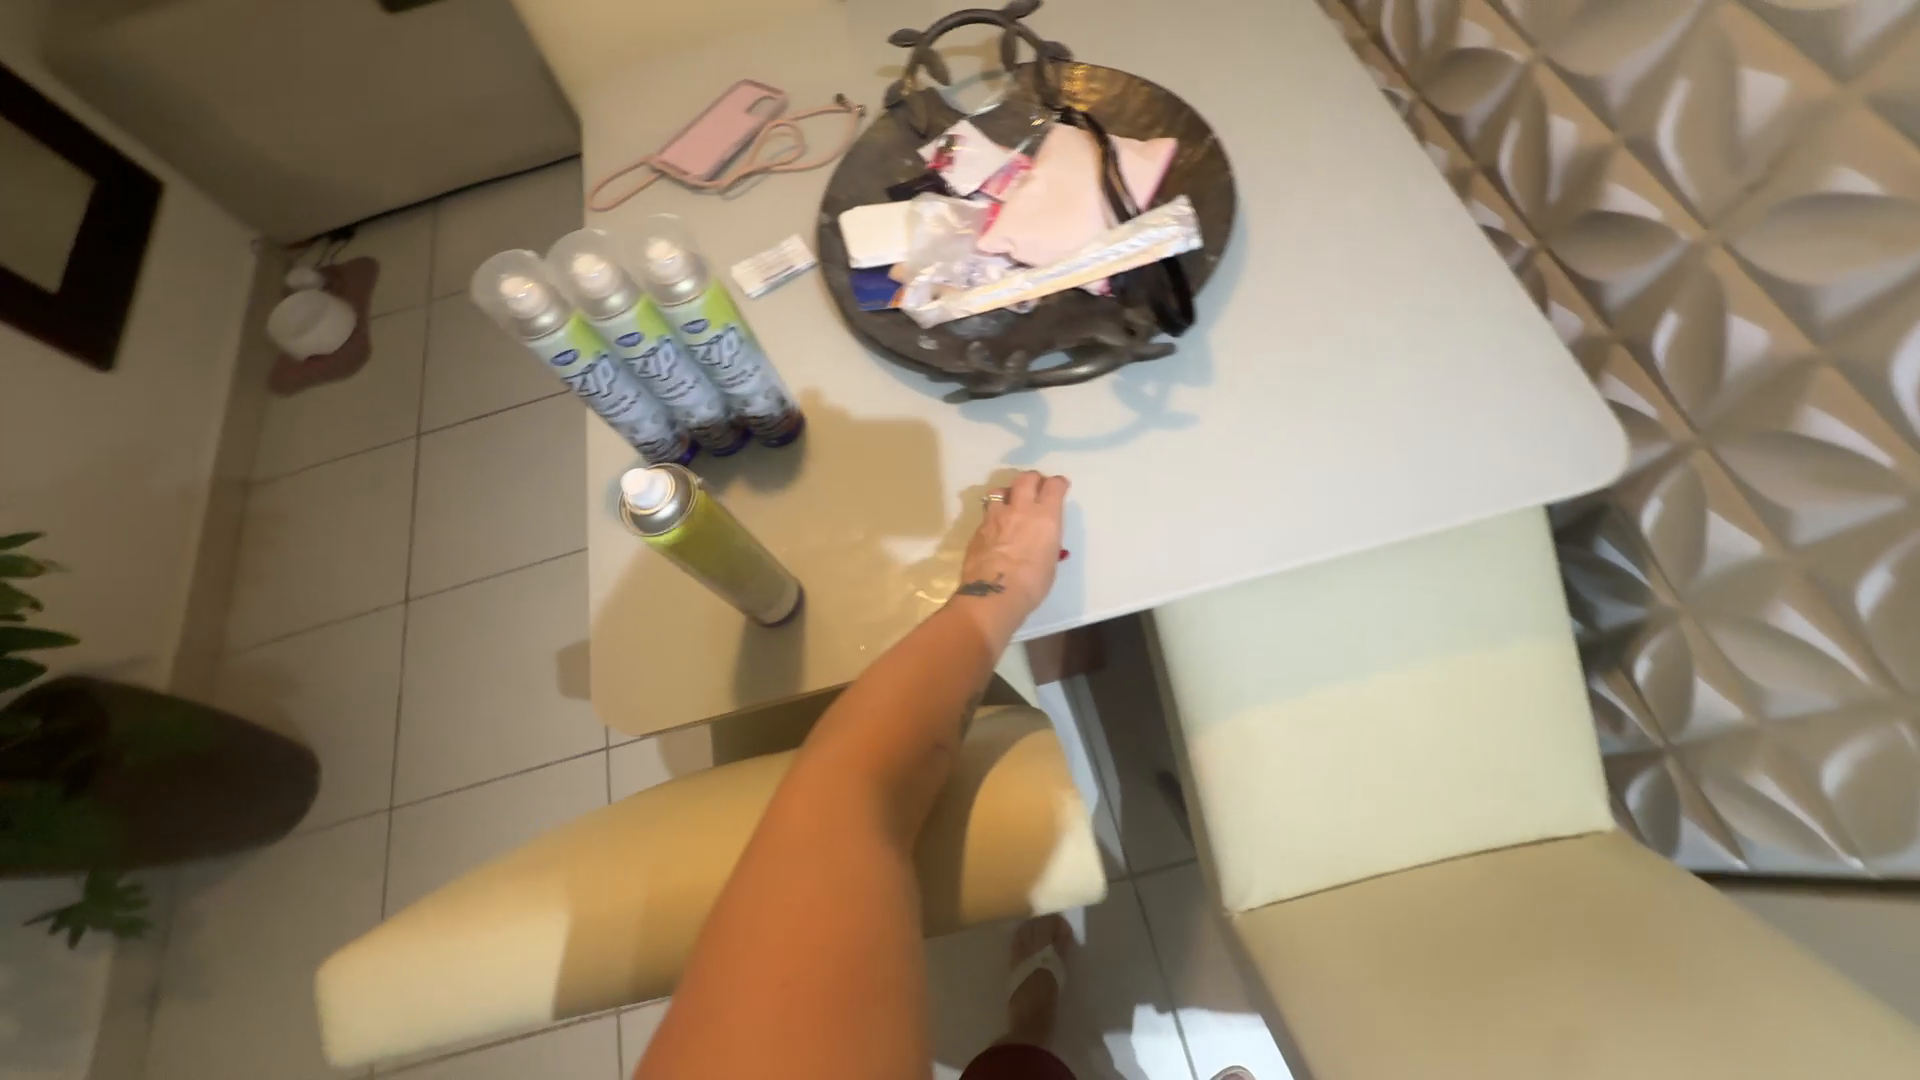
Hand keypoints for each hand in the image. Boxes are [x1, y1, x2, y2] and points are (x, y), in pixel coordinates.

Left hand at [949, 471, 1068, 638]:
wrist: (995, 593)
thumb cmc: (1032, 582)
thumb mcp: (1050, 559)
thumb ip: (1045, 540)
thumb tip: (1039, 539)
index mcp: (1045, 516)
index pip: (1053, 487)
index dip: (1057, 483)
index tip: (1059, 485)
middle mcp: (1020, 509)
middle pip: (1025, 479)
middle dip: (1033, 479)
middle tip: (1035, 486)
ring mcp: (995, 517)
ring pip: (999, 491)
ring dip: (1007, 493)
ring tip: (1009, 502)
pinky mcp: (978, 529)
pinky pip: (987, 513)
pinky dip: (993, 515)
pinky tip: (995, 528)